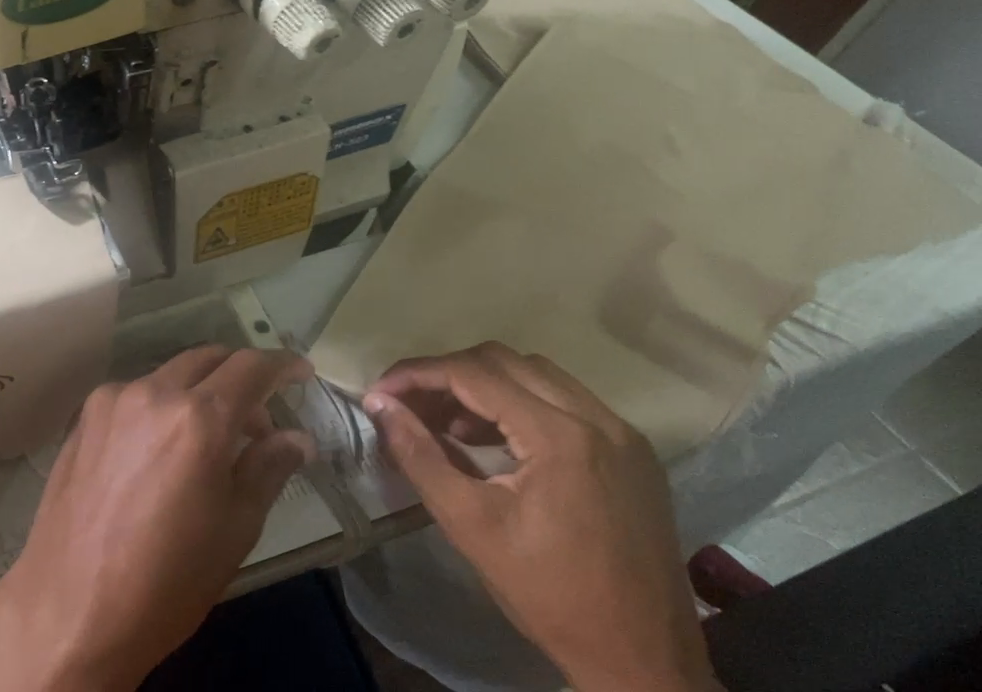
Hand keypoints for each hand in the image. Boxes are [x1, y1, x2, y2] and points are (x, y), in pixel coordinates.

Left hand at [0, 346, 316, 691]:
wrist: (71, 608)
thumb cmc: (168, 580)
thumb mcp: (235, 529)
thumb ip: (267, 469)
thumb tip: (297, 438)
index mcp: (198, 418)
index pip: (250, 367)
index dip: (282, 365)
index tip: (301, 372)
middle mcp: (151, 394)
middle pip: (206, 360)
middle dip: (239, 377)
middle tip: (259, 422)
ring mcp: (110, 403)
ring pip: (168, 377)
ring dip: (198, 393)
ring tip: (211, 444)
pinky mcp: (82, 420)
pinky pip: (135, 397)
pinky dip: (161, 407)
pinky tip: (163, 453)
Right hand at [365, 342, 719, 691]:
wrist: (642, 659)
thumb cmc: (547, 593)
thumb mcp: (469, 524)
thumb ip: (419, 454)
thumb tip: (379, 405)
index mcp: (560, 436)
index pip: (473, 374)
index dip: (417, 374)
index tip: (380, 393)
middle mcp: (598, 420)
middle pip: (505, 361)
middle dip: (448, 374)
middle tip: (409, 405)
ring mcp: (624, 435)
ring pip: (537, 375)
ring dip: (485, 386)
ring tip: (448, 424)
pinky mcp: (634, 455)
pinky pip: (567, 402)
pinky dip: (521, 404)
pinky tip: (496, 441)